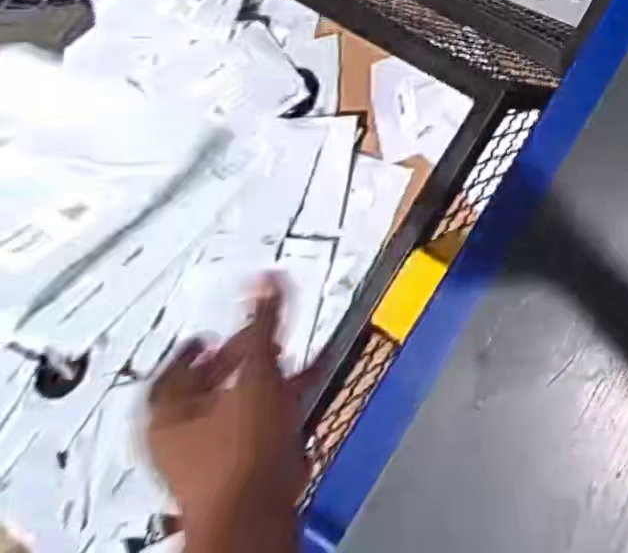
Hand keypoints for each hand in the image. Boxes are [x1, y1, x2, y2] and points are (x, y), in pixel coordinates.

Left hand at [146, 276, 307, 542]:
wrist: (260, 499)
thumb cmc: (243, 446)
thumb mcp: (259, 371)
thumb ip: (266, 324)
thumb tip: (266, 280)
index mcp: (167, 413)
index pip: (171, 372)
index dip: (192, 347)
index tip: (209, 331)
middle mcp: (181, 431)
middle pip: (204, 387)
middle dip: (235, 360)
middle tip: (257, 339)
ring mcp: (213, 448)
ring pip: (236, 401)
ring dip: (264, 377)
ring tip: (292, 357)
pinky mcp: (247, 456)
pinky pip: (262, 416)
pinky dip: (282, 396)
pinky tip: (307, 385)